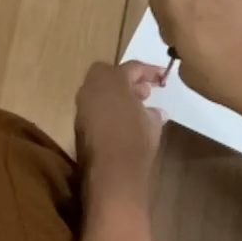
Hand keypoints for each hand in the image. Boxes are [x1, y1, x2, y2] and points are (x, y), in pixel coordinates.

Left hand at [74, 61, 166, 206]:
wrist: (111, 173)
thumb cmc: (136, 142)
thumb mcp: (153, 122)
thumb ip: (153, 111)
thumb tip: (154, 111)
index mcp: (112, 80)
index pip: (132, 67)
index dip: (150, 71)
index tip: (163, 78)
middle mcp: (92, 87)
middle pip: (109, 72)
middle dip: (127, 78)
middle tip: (144, 91)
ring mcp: (82, 105)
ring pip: (99, 88)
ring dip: (116, 93)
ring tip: (135, 106)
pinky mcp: (78, 122)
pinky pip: (94, 105)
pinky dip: (107, 106)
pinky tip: (122, 120)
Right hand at [149, 0, 241, 124]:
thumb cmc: (224, 78)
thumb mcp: (188, 71)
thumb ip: (182, 46)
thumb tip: (191, 41)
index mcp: (177, 2)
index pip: (159, 1)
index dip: (167, 22)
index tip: (178, 40)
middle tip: (196, 17)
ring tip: (223, 25)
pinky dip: (236, 6)